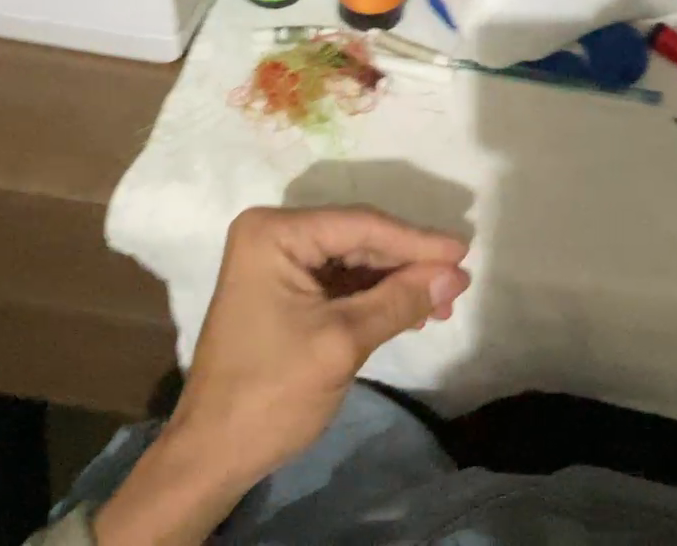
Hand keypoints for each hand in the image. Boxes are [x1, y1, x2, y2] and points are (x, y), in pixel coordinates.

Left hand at [94, 205, 469, 544]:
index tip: (464, 251)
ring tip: (442, 303)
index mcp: (274, 232)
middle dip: (408, 262)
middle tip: (457, 282)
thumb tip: (457, 275)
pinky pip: (340, 281)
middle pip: (357, 238)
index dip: (415, 239)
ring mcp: (277, 262)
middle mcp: (273, 234)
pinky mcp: (284, 289)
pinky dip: (375, 296)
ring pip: (353, 260)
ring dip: (396, 282)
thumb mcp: (342, 342)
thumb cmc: (271, 391)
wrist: (213, 452)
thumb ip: (400, 301)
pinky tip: (410, 311)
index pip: (359, 224)